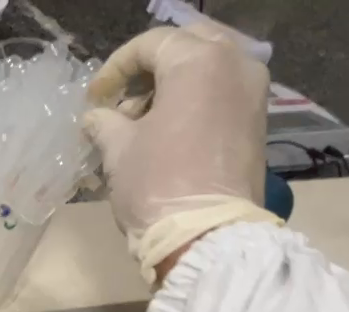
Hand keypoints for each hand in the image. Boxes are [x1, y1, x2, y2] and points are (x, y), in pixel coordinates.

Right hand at [83, 22, 279, 279]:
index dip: (115, 67)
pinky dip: (192, 100)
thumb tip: (97, 117)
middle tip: (121, 97)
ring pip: (208, 66)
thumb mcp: (118, 151)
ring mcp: (252, 90)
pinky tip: (166, 130)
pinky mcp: (255, 119)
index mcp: (198, 62)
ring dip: (172, 84)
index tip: (93, 98)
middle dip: (150, 67)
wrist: (203, 231)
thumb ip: (105, 123)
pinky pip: (220, 91)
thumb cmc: (155, 184)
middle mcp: (234, 64)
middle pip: (188, 44)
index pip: (153, 43)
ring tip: (140, 119)